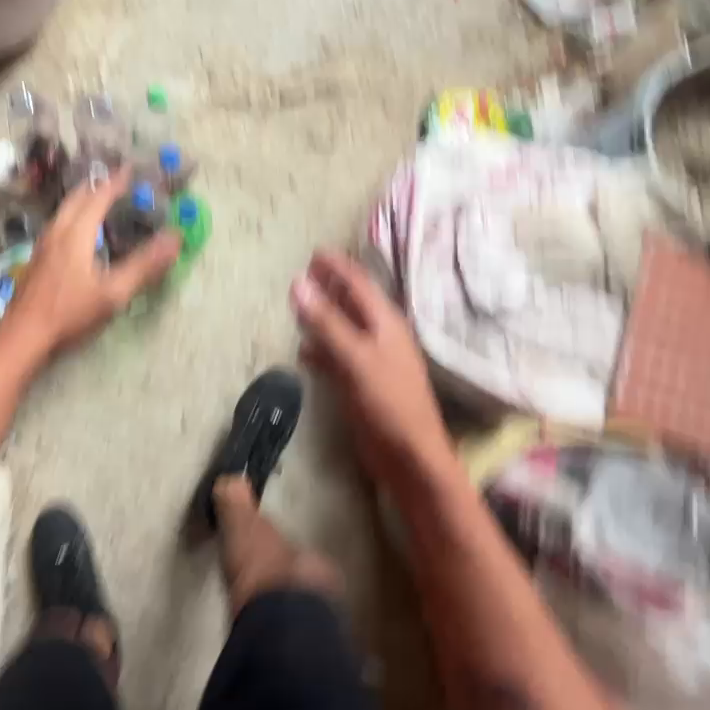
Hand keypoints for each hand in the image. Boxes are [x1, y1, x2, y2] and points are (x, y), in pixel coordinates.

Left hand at [0, 168, 181, 360]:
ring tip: (100, 201)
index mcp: (76, 233)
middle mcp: (56, 231)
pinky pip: (58, 224)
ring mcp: (43, 245)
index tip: (130, 169)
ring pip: (64, 211)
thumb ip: (144, 265)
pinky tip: (79, 233)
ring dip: (83, 200)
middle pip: (77, 198)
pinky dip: (74, 215)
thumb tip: (175, 238)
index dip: (116, 182)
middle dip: (97, 186)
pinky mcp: (37, 259)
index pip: (98, 196)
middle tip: (116, 181)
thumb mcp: (113, 293)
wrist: (23, 336)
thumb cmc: (70, 313)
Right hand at [290, 250, 454, 477]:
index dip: (337, 266)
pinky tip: (304, 353)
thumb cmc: (387, 403)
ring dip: (324, 316)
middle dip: (330, 287)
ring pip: (344, 328)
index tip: (314, 252)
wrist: (410, 456)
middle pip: (352, 302)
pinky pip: (339, 356)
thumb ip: (326, 321)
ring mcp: (373, 360)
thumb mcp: (354, 358)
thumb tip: (298, 282)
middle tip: (305, 272)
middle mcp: (380, 336)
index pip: (358, 283)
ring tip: (299, 306)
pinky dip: (322, 349)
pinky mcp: (364, 383)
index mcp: (384, 323)